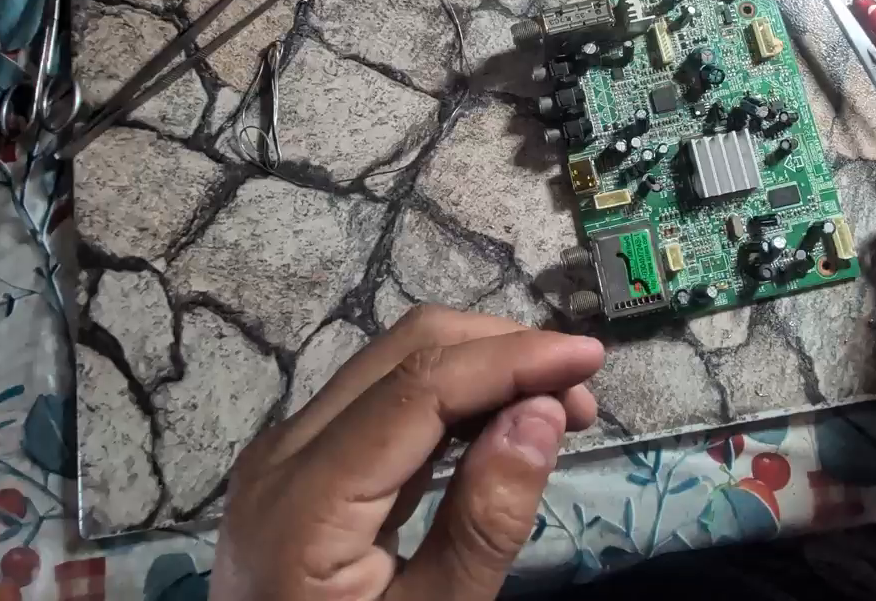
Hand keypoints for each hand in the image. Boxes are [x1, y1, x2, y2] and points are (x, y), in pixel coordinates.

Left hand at [212, 306, 604, 600]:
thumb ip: (481, 528)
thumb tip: (543, 412)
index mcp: (304, 502)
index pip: (420, 386)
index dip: (511, 358)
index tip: (588, 357)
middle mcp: (286, 448)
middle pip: (408, 347)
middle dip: (503, 349)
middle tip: (578, 392)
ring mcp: (290, 444)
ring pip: (399, 355)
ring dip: (484, 363)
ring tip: (554, 403)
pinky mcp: (306, 452)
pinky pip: (388, 391)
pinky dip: (455, 390)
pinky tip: (500, 417)